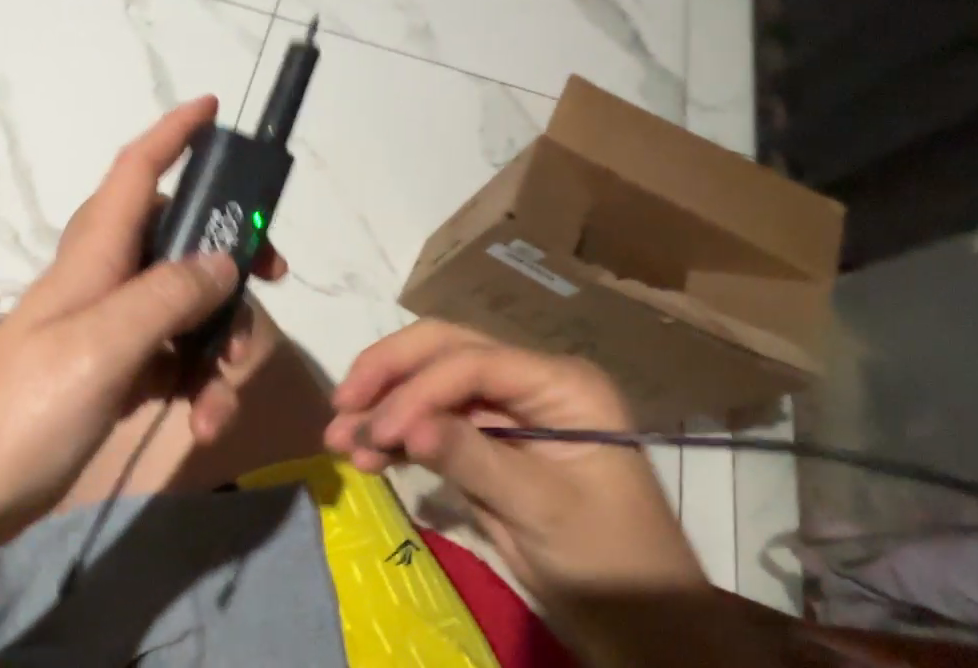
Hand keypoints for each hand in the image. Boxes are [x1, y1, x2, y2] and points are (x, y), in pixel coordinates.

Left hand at [0, 96, 284, 540]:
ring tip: (218, 405)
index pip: (135, 172)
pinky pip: (170, 361)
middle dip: (229, 260)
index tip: (211, 107)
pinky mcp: (108, 376)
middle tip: (272, 285)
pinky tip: (201, 424)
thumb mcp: (99, 350)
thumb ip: (164, 299)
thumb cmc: (21, 413)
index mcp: (92, 257)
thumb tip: (221, 260)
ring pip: (183, 309)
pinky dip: (194, 385)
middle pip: (176, 241)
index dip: (172, 134)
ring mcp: (105, 332)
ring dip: (217, 346)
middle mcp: (100, 282)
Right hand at [324, 322, 705, 599]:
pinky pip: (427, 422)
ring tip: (339, 440)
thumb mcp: (543, 510)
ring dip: (381, 407)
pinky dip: (393, 436)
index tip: (377, 431)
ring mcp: (503, 409)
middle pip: (441, 352)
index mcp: (559, 384)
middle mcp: (527, 382)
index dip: (418, 390)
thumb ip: (472, 459)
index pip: (472, 363)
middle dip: (387, 375)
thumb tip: (404, 428)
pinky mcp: (481, 440)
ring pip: (425, 383)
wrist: (639, 625)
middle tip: (342, 405)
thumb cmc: (609, 562)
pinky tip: (363, 455)